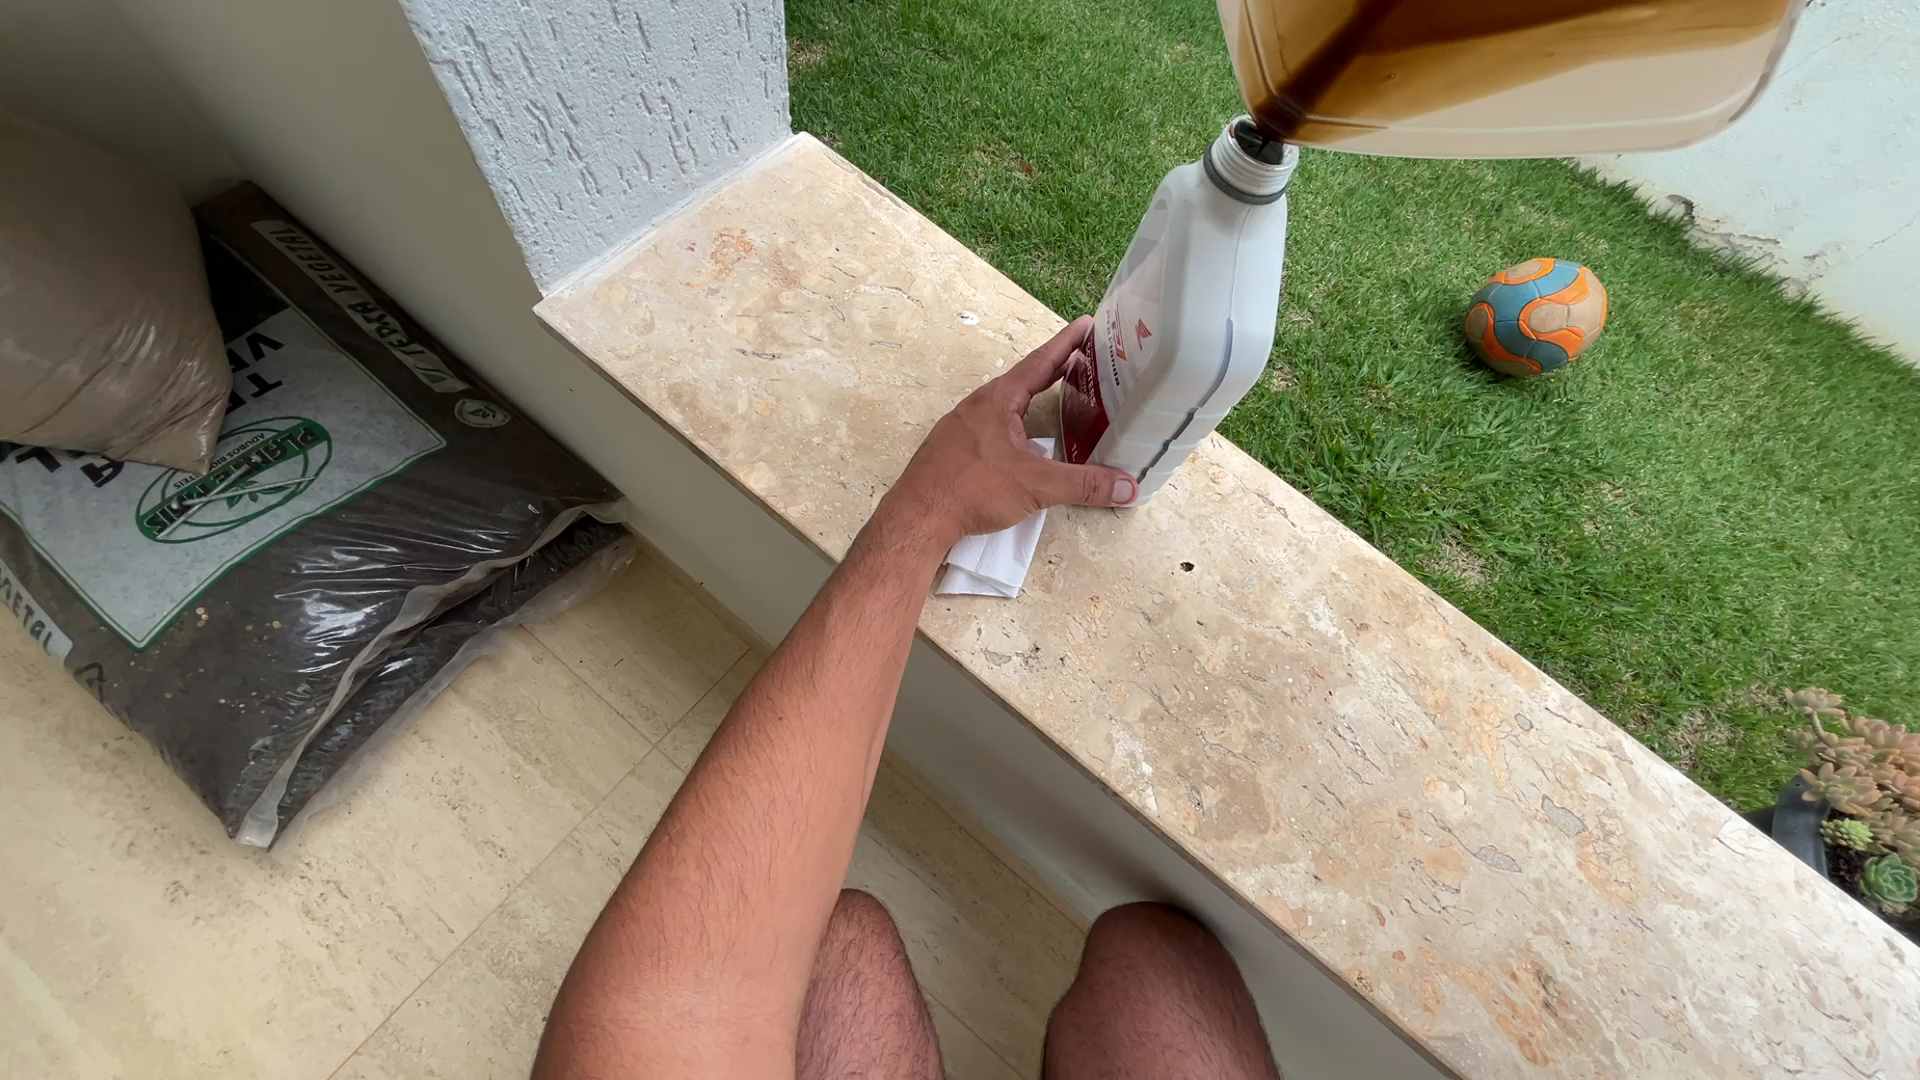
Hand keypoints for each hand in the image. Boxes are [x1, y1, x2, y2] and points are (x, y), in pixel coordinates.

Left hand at [875, 315, 1137, 555]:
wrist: (917, 518)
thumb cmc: (970, 491)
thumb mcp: (1035, 486)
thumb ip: (1083, 485)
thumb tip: (1127, 487)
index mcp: (998, 400)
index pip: (1041, 362)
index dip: (1068, 343)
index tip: (1087, 324)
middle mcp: (979, 406)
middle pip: (1025, 379)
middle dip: (1057, 370)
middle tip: (1086, 361)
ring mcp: (964, 427)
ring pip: (1008, 404)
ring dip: (1035, 397)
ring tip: (1061, 396)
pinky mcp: (956, 449)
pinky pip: (994, 425)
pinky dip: (1018, 422)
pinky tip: (1026, 440)